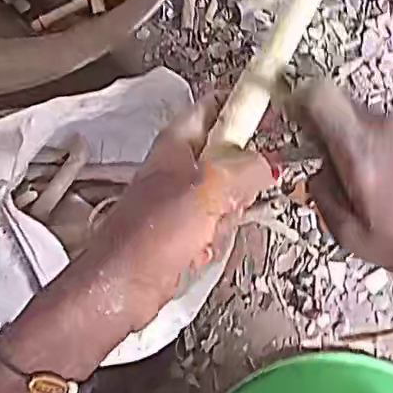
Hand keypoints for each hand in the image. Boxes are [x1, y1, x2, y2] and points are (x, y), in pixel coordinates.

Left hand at [78, 95, 275, 327]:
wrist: (122, 287)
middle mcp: (180, 166)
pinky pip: (220, 227)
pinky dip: (216, 241)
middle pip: (232, 158)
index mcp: (178, 141)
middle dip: (241, 183)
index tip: (270, 118)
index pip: (216, 106)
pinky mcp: (186, 230)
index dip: (244, 108)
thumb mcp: (210, 188)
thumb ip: (247, 168)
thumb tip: (270, 163)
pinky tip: (200, 249)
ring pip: (231, 197)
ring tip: (208, 229)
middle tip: (231, 196)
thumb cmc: (148, 233)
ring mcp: (183, 199)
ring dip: (227, 218)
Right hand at [294, 79, 392, 290]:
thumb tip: (316, 172)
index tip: (289, 121)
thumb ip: (323, 197)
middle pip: (333, 104)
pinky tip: (379, 180)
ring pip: (354, 115)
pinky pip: (375, 126)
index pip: (318, 93)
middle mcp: (381, 126)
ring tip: (355, 181)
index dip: (295, 100)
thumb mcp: (355, 239)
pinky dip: (365, 144)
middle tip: (323, 165)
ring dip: (343, 138)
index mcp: (361, 150)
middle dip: (318, 128)